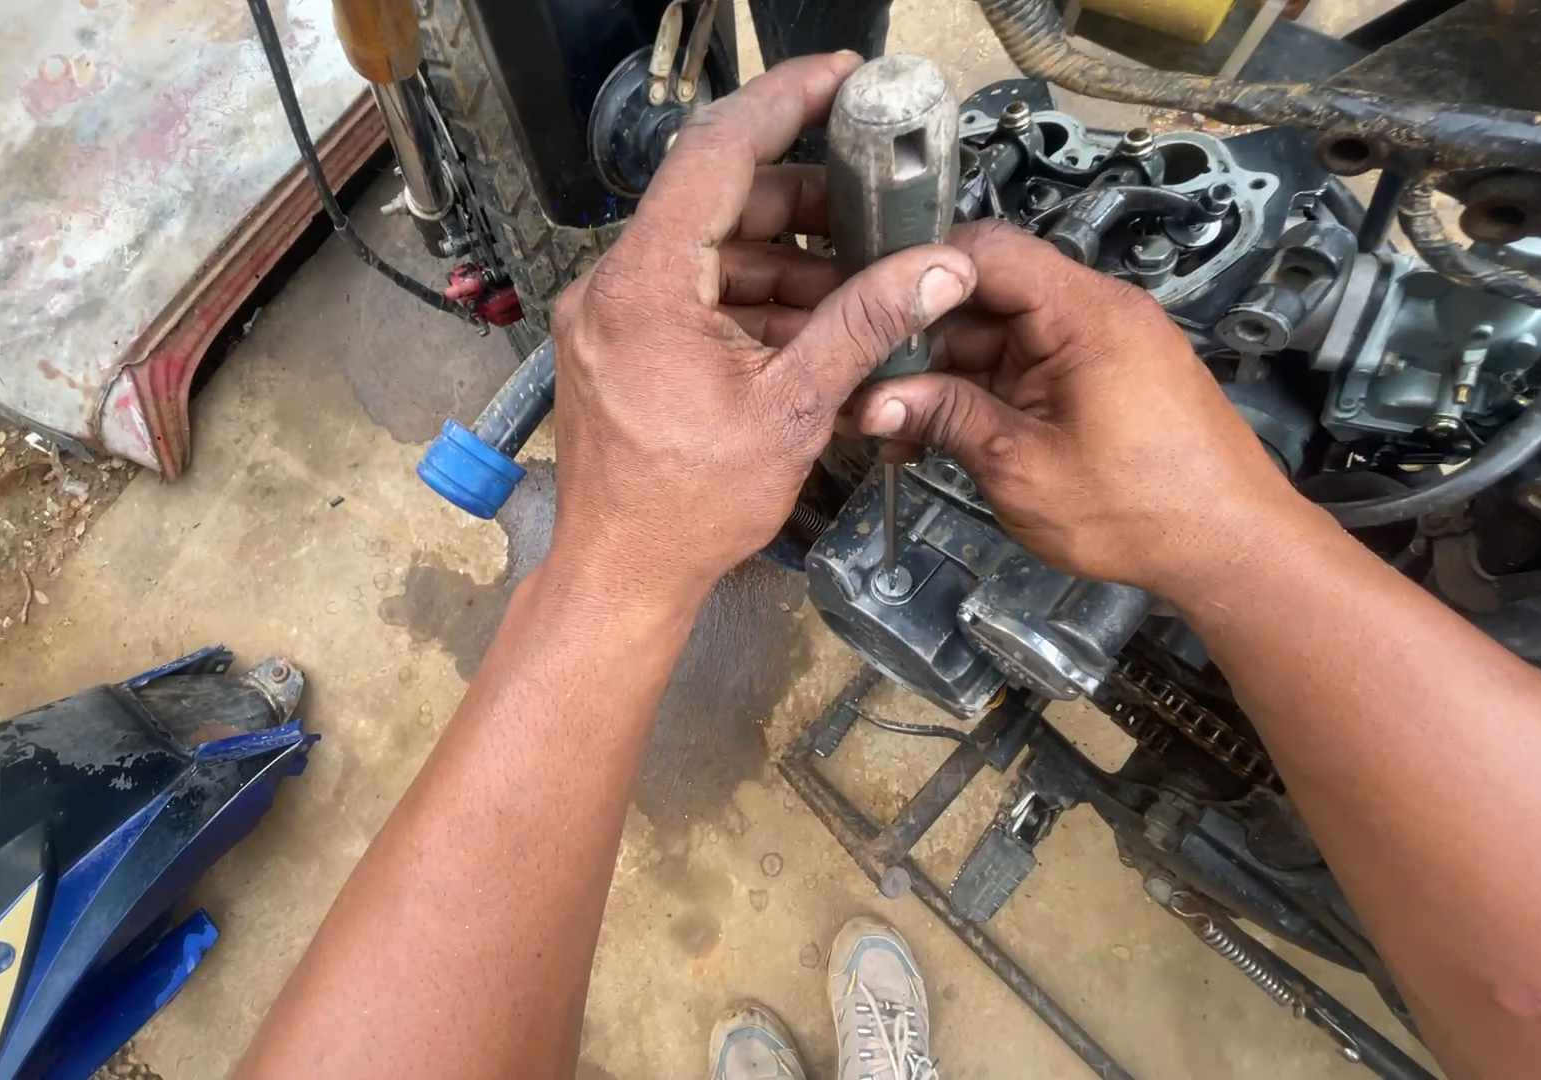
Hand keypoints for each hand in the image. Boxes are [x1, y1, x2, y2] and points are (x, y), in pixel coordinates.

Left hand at [546, 53, 978, 597]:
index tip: (835, 81)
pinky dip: (741, 304)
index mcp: (642, 289)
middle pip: (713, 207)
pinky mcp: (615, 351)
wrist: (622, 572)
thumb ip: (863, 326)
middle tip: (866, 213)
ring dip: (776, 264)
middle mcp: (610, 293)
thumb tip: (933, 272)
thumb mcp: (791, 410)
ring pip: (702, 257)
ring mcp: (607, 323)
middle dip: (797, 208)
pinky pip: (684, 300)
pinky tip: (799, 324)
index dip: (783, 106)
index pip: (714, 155)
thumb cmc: (685, 509)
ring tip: (848, 283)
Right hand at [848, 221, 1309, 595]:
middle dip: (914, 344)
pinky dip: (970, 400)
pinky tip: (927, 439)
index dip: (917, 272)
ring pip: (987, 343)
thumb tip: (868, 402)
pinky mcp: (1084, 381)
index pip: (987, 252)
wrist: (1227, 550)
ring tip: (886, 428)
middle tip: (860, 390)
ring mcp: (1086, 349)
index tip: (862, 313)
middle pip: (979, 300)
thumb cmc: (1135, 509)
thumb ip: (944, 419)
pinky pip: (1011, 374)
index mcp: (1083, 316)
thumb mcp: (1019, 465)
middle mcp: (1088, 315)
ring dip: (935, 382)